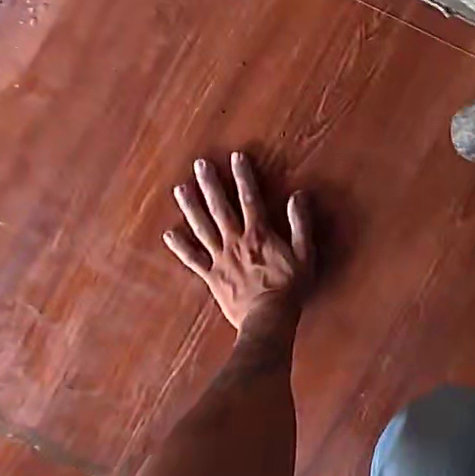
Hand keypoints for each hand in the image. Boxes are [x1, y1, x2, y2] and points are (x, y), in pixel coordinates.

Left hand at [164, 152, 314, 330]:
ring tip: (180, 189)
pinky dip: (181, 246)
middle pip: (220, 207)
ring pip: (202, 228)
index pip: (250, 198)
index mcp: (259, 233)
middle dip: (210, 184)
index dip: (243, 176)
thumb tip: (298, 196)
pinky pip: (193, 259)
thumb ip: (300, 223)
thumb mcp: (305, 252)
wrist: (269, 318)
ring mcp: (221, 258)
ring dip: (191, 207)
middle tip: (199, 165)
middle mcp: (236, 241)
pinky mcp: (212, 276)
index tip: (236, 157)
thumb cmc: (290, 286)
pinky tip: (169, 233)